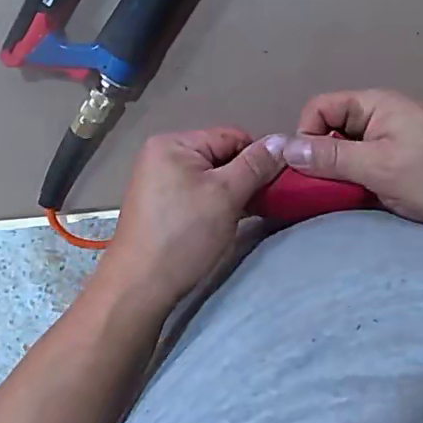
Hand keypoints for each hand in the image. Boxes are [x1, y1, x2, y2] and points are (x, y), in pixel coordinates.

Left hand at [94, 128, 285, 311]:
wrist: (140, 285)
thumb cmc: (184, 234)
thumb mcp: (226, 195)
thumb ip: (256, 165)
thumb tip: (283, 140)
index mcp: (173, 142)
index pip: (231, 136)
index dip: (258, 156)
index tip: (280, 182)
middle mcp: (162, 154)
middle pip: (220, 154)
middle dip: (245, 176)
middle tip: (268, 200)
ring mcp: (159, 179)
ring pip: (211, 176)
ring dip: (233, 192)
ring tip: (250, 213)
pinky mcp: (161, 203)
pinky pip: (197, 192)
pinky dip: (216, 203)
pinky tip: (229, 220)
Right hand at [283, 89, 422, 229]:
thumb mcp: (380, 169)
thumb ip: (330, 158)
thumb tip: (282, 147)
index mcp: (374, 103)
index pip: (318, 108)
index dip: (306, 136)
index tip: (310, 171)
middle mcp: (380, 114)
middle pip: (330, 129)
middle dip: (322, 158)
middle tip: (325, 190)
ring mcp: (393, 137)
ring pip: (347, 150)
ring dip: (341, 173)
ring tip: (346, 197)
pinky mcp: (402, 159)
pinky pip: (365, 163)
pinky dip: (358, 180)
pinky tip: (365, 198)